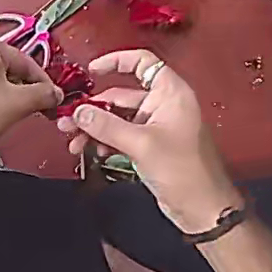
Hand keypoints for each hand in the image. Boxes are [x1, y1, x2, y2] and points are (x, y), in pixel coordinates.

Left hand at [0, 36, 61, 162]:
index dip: (44, 82)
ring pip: (0, 82)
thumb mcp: (18, 103)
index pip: (27, 61)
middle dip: (29, 91)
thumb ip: (44, 94)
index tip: (55, 99)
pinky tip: (0, 118)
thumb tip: (57, 94)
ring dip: (15, 98)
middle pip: (13, 70)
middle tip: (42, 109)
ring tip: (21, 115)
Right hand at [57, 50, 237, 234]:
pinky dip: (106, 141)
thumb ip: (106, 126)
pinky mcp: (150, 146)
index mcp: (170, 93)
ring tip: (72, 141)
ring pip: (119, 118)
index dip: (116, 61)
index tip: (91, 71)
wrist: (202, 210)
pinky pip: (122, 135)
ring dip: (95, 127)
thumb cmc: (182, 170)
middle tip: (68, 120)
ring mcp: (156, 126)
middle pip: (122, 94)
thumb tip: (78, 112)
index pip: (142, 62)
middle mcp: (163, 104)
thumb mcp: (141, 144)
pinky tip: (90, 151)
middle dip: (94, 107)